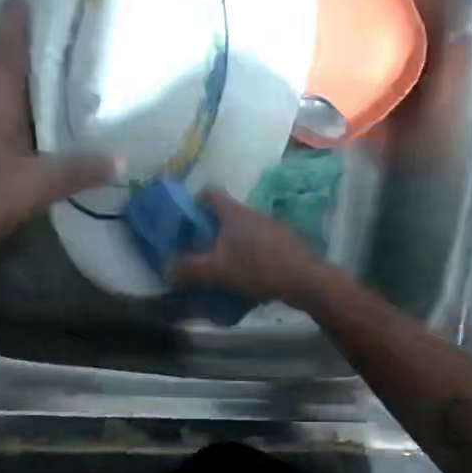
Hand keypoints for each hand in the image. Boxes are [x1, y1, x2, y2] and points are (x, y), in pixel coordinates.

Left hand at [0, 1, 114, 282]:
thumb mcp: (34, 185)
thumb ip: (78, 170)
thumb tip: (124, 158)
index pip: (4, 56)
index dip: (13, 25)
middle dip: (18, 48)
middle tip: (46, 30)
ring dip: (18, 85)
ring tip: (48, 75)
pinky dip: (18, 120)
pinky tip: (33, 131)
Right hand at [168, 189, 333, 306]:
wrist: (305, 279)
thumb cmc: (257, 268)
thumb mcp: (217, 271)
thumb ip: (189, 270)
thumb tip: (167, 270)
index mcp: (234, 213)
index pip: (210, 192)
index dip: (194, 201)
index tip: (186, 220)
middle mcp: (253, 213)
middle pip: (226, 214)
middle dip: (211, 230)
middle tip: (199, 250)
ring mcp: (272, 226)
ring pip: (244, 230)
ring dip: (232, 244)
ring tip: (222, 266)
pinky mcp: (285, 242)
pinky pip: (260, 244)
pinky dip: (250, 255)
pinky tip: (247, 276)